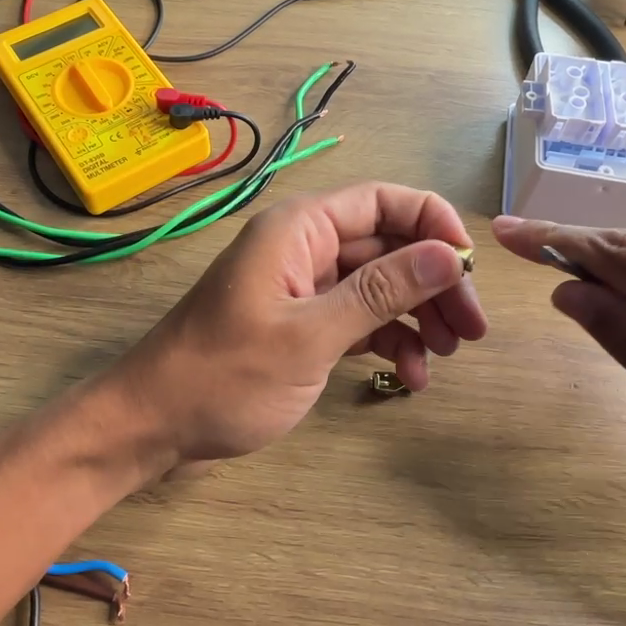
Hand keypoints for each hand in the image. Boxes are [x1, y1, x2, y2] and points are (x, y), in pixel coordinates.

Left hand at [101, 183, 487, 466]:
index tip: (471, 270)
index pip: (384, 201)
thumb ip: (381, 292)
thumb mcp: (309, 336)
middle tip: (471, 332)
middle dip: (433, 282)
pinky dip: (386, 341)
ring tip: (444, 359)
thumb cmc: (224, 376)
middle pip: (388, 245)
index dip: (434, 225)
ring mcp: (301, 287)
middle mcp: (304, 247)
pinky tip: (409, 376)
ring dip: (416, 316)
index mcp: (300, 229)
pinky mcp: (299, 324)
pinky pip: (357, 319)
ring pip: (378, 285)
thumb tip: (449, 254)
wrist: (153, 424)